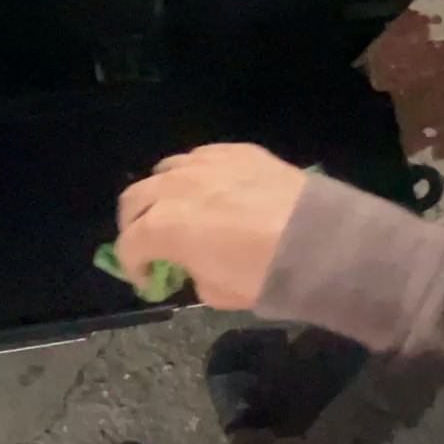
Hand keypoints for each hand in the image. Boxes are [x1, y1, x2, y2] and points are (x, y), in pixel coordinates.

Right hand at [115, 144, 308, 309]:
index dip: (133, 267)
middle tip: (150, 243)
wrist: (315, 237)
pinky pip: (199, 158)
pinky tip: (211, 190)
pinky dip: (194, 176)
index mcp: (161, 227)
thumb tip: (194, 265)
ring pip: (163, 172)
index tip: (150, 281)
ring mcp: (203, 163)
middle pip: (134, 200)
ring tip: (178, 210)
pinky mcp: (233, 150)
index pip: (128, 245)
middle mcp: (173, 188)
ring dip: (162, 194)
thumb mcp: (217, 292)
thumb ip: (192, 276)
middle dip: (135, 224)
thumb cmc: (261, 272)